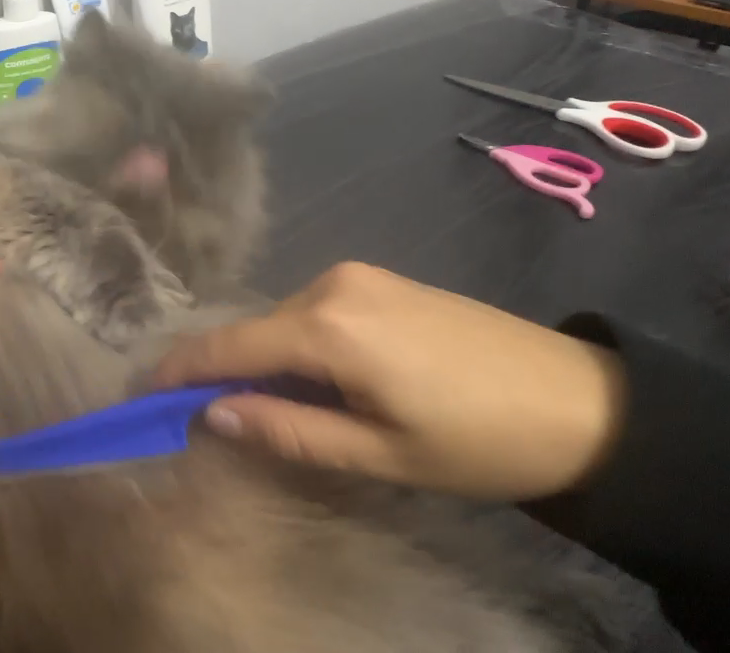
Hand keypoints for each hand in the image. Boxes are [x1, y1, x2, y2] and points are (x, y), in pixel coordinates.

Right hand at [151, 262, 626, 500]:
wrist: (588, 404)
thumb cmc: (480, 441)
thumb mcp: (380, 454)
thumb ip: (289, 430)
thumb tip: (213, 413)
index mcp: (328, 328)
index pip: (228, 346)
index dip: (180, 369)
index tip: (141, 393)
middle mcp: (330, 286)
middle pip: (253, 332)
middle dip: (227, 371)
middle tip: (215, 421)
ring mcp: (356, 275)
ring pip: (281, 320)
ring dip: (267, 360)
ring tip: (285, 410)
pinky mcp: (377, 278)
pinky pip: (312, 310)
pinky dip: (298, 344)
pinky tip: (326, 378)